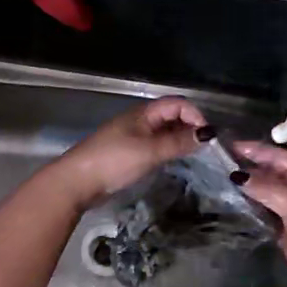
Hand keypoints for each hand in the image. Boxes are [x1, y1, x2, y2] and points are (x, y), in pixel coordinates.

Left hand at [49, 97, 207, 209]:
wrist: (78, 182)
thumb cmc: (114, 161)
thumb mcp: (150, 151)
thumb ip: (179, 142)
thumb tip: (208, 134)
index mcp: (144, 113)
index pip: (178, 104)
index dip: (195, 115)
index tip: (209, 136)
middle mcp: (141, 120)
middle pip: (173, 116)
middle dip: (191, 126)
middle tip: (207, 146)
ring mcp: (135, 136)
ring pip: (166, 131)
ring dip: (182, 138)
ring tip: (197, 154)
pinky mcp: (131, 152)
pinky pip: (157, 144)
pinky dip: (171, 149)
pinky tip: (177, 160)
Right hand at [231, 141, 286, 286]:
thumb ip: (269, 190)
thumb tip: (237, 176)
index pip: (279, 158)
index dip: (257, 150)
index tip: (230, 146)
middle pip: (271, 174)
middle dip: (249, 167)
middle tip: (218, 163)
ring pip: (266, 194)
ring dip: (247, 188)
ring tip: (219, 182)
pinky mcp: (286, 233)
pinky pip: (265, 215)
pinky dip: (250, 209)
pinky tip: (232, 206)